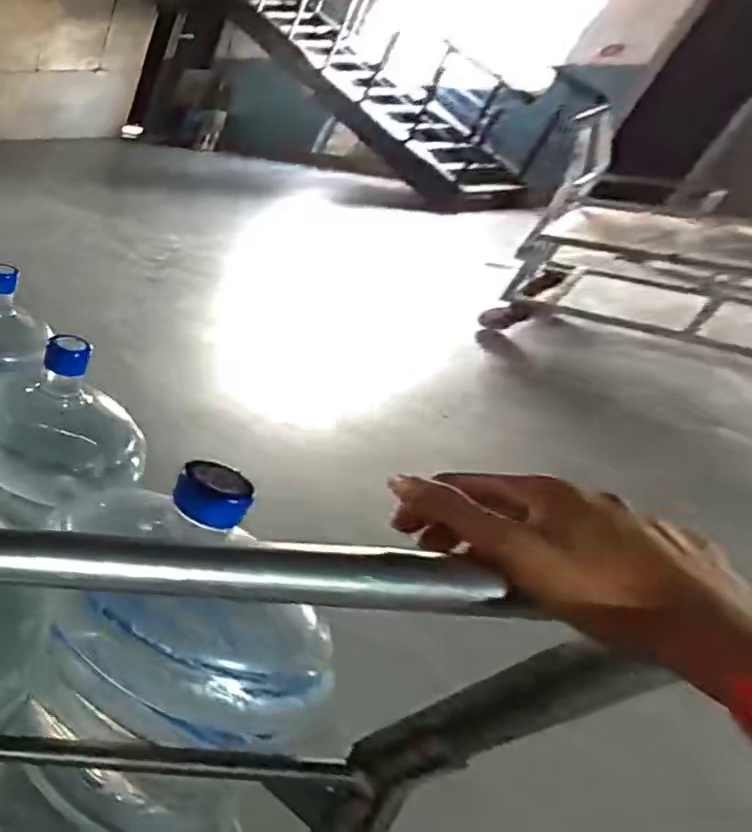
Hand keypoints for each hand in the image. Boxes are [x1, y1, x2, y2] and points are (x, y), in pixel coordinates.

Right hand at [390, 473, 751, 711]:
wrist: (715, 637)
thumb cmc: (604, 592)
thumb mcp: (508, 548)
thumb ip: (450, 511)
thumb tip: (400, 479)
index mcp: (546, 491)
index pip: (462, 485)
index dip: (425, 505)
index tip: (409, 531)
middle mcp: (588, 497)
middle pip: (504, 504)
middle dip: (465, 526)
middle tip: (445, 554)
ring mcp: (634, 523)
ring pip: (552, 525)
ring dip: (514, 541)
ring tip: (503, 572)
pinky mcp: (670, 552)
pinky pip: (600, 545)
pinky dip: (569, 555)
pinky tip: (573, 578)